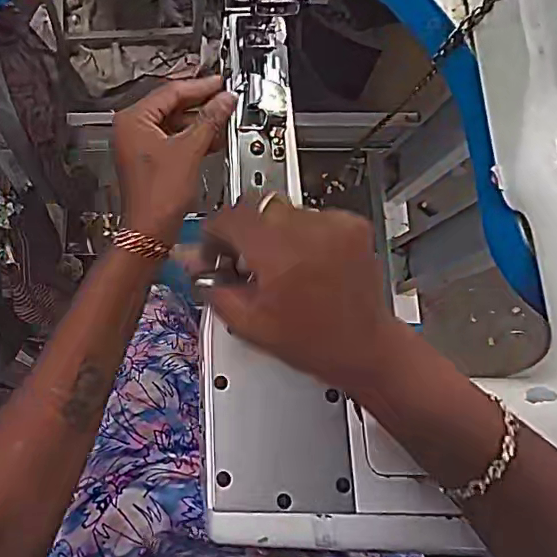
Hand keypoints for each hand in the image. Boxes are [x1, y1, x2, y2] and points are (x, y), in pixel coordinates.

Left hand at [113, 76, 235, 244]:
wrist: (151, 230)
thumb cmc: (157, 196)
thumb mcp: (189, 150)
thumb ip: (209, 120)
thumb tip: (224, 100)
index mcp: (132, 120)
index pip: (170, 91)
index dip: (199, 87)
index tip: (219, 83)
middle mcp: (131, 129)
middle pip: (171, 105)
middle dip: (200, 104)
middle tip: (224, 99)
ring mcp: (139, 145)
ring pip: (174, 123)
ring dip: (199, 122)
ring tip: (222, 119)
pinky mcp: (150, 160)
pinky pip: (173, 139)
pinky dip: (193, 138)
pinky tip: (211, 138)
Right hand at [195, 194, 410, 395]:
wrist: (364, 347)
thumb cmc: (315, 342)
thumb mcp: (250, 322)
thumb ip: (214, 286)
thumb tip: (192, 261)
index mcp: (280, 253)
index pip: (230, 217)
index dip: (215, 234)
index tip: (215, 250)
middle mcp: (309, 231)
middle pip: (257, 209)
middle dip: (245, 233)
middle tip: (247, 265)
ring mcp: (334, 226)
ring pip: (284, 211)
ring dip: (274, 233)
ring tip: (281, 268)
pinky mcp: (352, 226)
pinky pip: (313, 216)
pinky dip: (303, 234)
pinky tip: (305, 263)